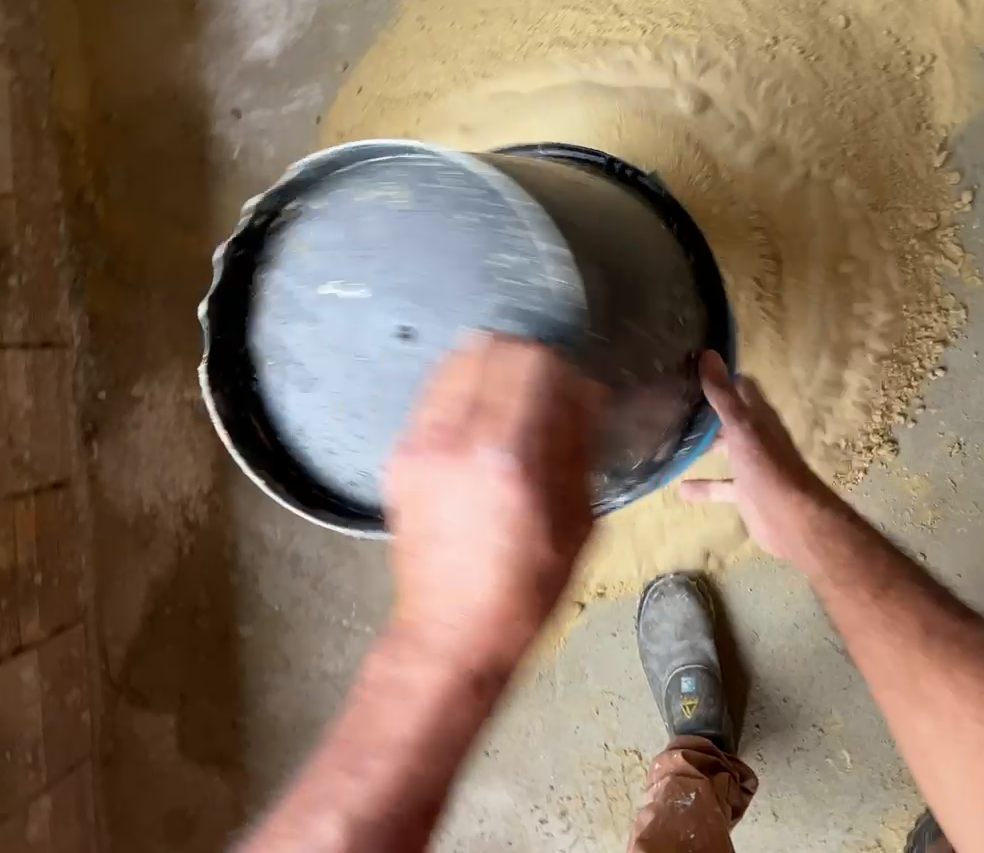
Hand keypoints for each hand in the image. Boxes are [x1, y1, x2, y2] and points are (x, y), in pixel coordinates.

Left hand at [384, 334, 603, 665]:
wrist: (450, 634)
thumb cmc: (528, 587)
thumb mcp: (579, 520)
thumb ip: (578, 445)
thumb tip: (584, 394)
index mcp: (511, 457)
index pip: (534, 363)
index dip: (562, 365)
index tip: (575, 387)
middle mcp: (458, 440)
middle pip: (492, 349)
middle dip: (528, 357)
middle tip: (546, 385)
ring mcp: (421, 445)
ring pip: (457, 362)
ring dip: (492, 366)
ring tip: (512, 396)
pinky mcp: (399, 457)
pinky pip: (434, 394)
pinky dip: (463, 389)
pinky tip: (480, 418)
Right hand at [682, 351, 853, 563]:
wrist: (790, 519)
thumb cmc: (766, 466)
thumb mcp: (741, 427)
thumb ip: (724, 396)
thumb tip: (708, 355)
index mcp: (758, 417)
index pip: (739, 387)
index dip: (720, 376)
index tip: (692, 367)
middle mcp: (755, 436)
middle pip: (729, 418)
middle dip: (706, 411)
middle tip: (673, 402)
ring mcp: (750, 465)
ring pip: (724, 449)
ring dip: (703, 446)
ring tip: (670, 440)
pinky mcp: (745, 492)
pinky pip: (720, 485)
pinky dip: (703, 486)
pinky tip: (679, 489)